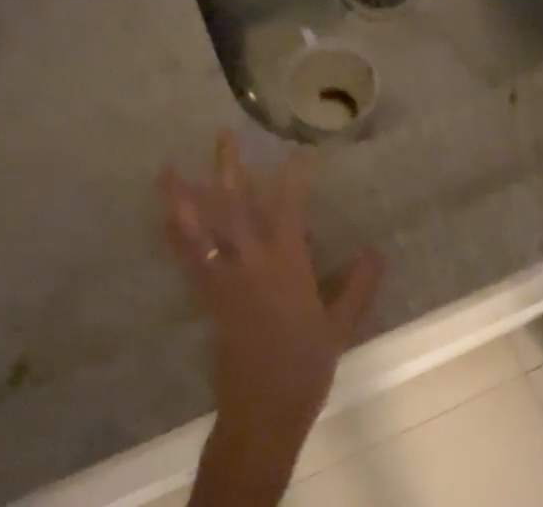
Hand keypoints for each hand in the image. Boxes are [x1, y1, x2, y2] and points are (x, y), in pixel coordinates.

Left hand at [158, 131, 384, 437]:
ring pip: (200, 229)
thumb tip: (377, 250)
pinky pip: (187, 259)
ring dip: (183, 197)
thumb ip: (358, 286)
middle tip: (221, 134)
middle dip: (227, 168)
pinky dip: (175, 235)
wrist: (263, 409)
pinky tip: (165, 217)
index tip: (299, 151)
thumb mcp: (340, 326)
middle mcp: (251, 262)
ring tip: (166, 169)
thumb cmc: (306, 366)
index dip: (293, 175)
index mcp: (287, 264)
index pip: (288, 207)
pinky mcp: (207, 297)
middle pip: (234, 206)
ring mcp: (224, 278)